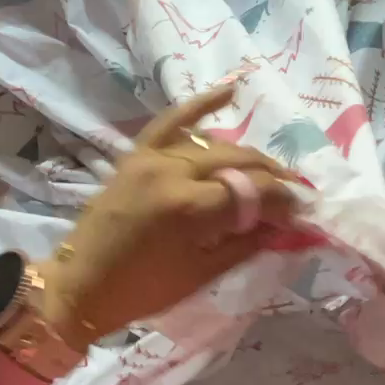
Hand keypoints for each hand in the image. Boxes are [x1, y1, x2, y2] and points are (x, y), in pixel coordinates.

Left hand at [40, 87, 302, 349]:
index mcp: (188, 208)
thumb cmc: (143, 293)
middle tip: (295, 193)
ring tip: (270, 172)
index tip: (303, 212)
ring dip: (246, 157)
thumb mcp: (201, 274)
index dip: (284, 202)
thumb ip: (246, 243)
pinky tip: (231, 91)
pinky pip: (172, 122)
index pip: (252, 192)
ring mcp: (150, 159)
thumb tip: (284, 225)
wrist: (81, 287)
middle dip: (272, 177)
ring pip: (213, 145)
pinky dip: (201, 106)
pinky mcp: (135, 156)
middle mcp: (171, 172)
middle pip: (238, 162)